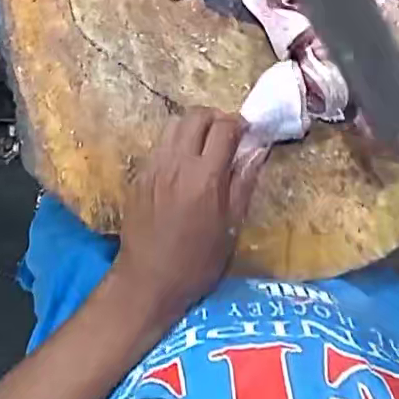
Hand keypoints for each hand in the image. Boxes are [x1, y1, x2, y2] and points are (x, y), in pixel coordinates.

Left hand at [112, 108, 267, 320]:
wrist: (148, 282)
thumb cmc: (197, 261)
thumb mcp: (231, 225)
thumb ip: (244, 181)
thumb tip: (258, 149)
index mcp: (205, 177)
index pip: (224, 127)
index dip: (239, 123)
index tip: (247, 131)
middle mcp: (177, 163)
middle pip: (196, 115)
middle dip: (216, 117)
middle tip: (226, 134)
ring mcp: (154, 166)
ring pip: (175, 124)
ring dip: (194, 126)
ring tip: (204, 145)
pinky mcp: (139, 174)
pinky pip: (160, 143)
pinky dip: (176, 142)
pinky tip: (183, 164)